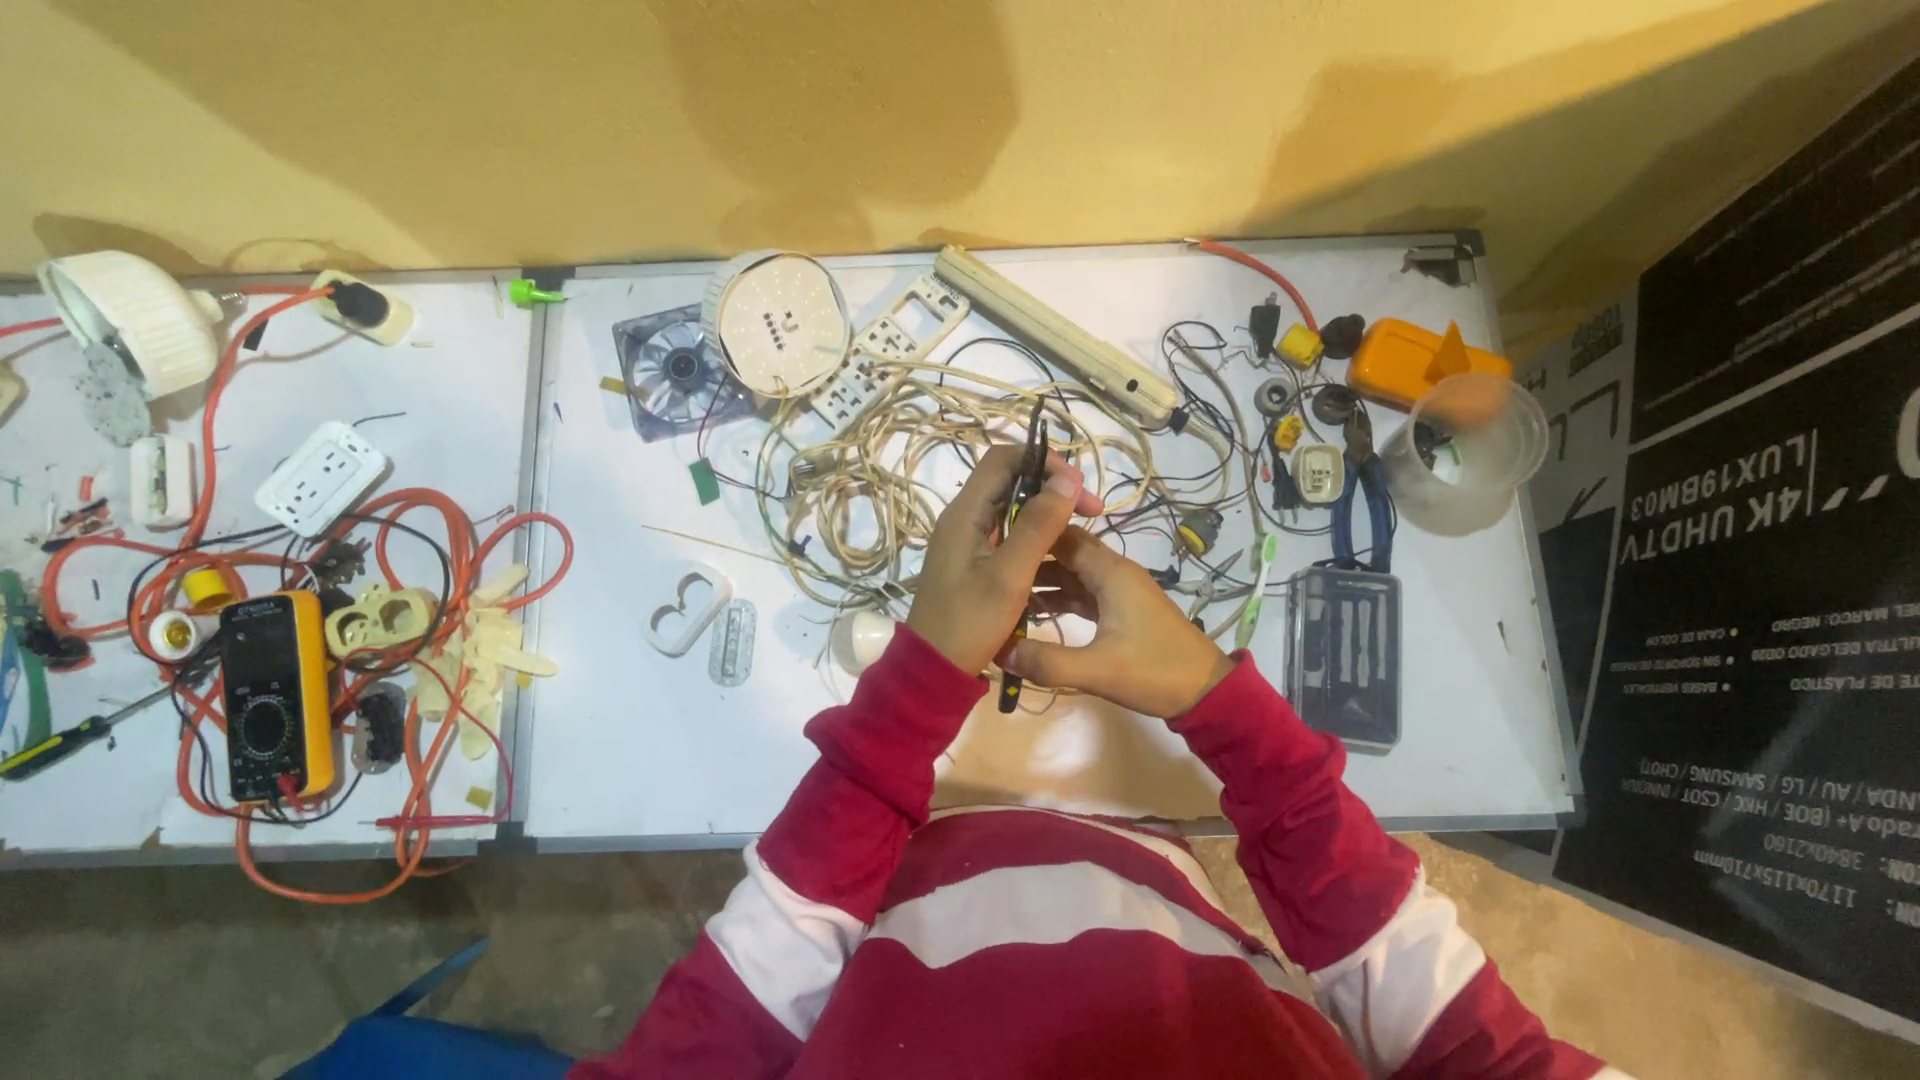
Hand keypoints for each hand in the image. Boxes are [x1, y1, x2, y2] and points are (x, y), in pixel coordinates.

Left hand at [907, 446, 1103, 673]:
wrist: (934, 670)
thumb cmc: (969, 623)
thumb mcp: (1009, 575)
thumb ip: (1038, 525)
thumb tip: (1068, 478)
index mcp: (964, 513)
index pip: (1003, 458)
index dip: (1044, 462)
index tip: (1079, 489)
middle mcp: (963, 518)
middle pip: (1010, 481)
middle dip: (1052, 489)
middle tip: (1092, 512)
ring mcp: (967, 541)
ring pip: (1012, 510)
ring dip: (1047, 515)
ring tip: (1082, 533)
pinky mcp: (973, 562)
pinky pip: (1008, 536)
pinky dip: (1035, 538)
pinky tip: (1060, 557)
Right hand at [1003, 526, 1235, 717]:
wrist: (1205, 691)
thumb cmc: (1155, 672)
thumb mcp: (1097, 671)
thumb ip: (1047, 662)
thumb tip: (998, 651)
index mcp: (1110, 572)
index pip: (1061, 535)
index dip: (1028, 533)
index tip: (990, 541)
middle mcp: (1113, 572)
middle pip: (1065, 550)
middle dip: (1030, 555)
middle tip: (988, 565)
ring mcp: (1118, 590)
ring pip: (1072, 573)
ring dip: (1041, 579)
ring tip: (1001, 590)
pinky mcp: (1120, 609)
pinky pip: (1081, 592)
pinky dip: (1057, 597)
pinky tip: (1031, 611)